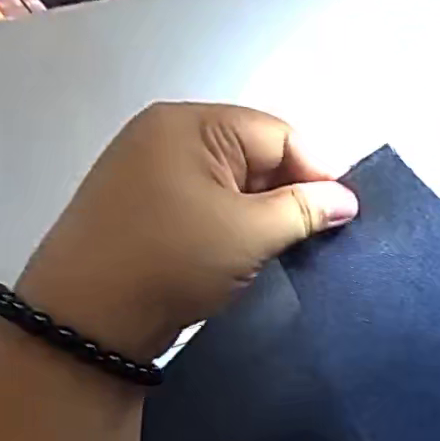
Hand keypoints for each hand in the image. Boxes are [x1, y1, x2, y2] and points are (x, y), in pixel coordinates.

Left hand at [15, 102, 358, 359]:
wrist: (92, 316)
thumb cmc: (174, 261)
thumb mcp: (249, 234)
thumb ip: (304, 211)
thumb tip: (347, 200)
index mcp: (193, 124)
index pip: (279, 134)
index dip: (318, 171)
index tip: (345, 217)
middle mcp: (171, 135)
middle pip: (258, 154)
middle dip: (293, 193)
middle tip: (320, 237)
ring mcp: (157, 171)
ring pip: (237, 183)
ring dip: (267, 213)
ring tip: (289, 249)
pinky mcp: (152, 206)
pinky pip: (212, 203)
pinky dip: (239, 225)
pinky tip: (253, 253)